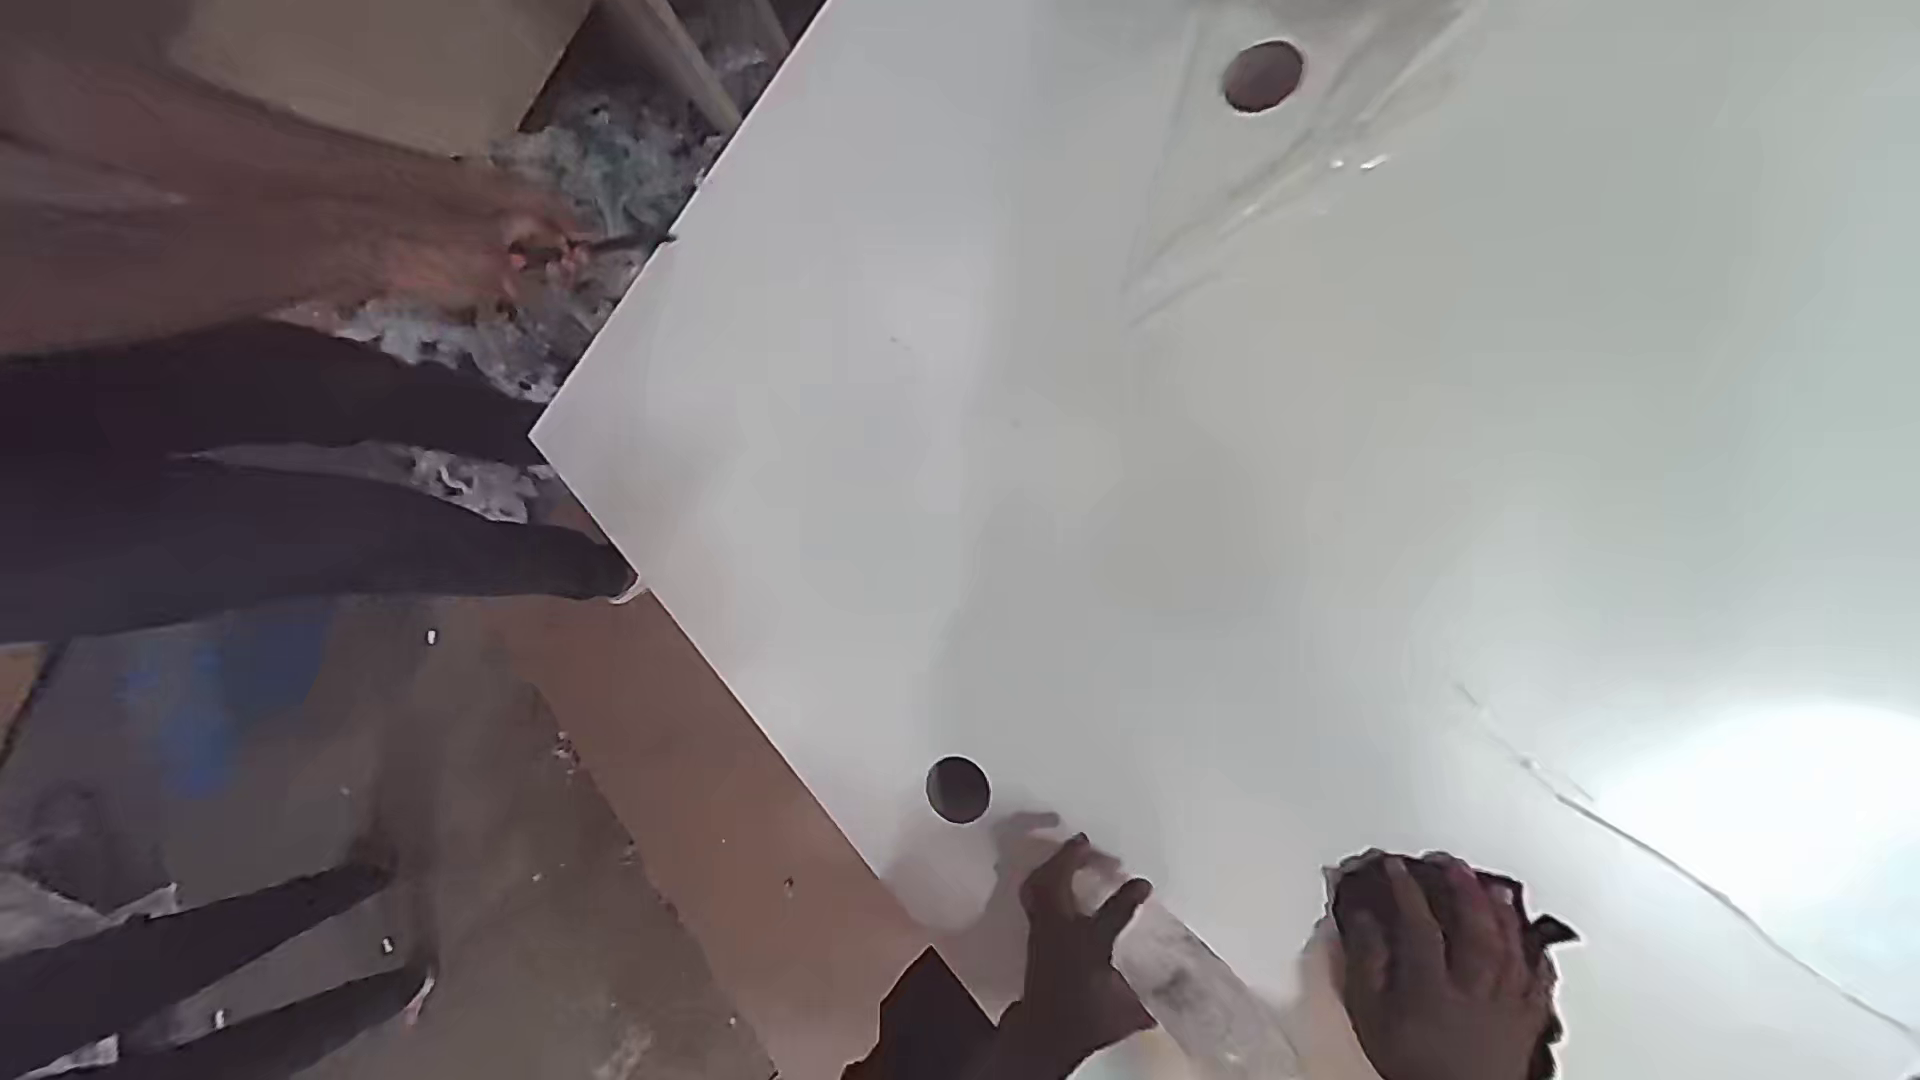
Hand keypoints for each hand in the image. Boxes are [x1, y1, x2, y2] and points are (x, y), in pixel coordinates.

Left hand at [997, 834, 1155, 1073]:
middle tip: (1089, 843)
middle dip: (1073, 857)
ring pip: (1041, 881)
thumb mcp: (1125, 1011)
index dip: (1129, 895)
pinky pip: (1033, 890)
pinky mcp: (1033, 927)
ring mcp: (1041, 926)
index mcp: (1087, 947)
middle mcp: (1059, 930)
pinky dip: (1044, 874)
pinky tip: (1053, 869)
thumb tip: (1181, 981)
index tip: (1144, 883)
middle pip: (1059, 881)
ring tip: (1073, 848)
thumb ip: (1151, 991)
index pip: (1112, 914)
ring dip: (1056, 861)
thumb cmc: (1086, 1020)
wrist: (1044, 1032)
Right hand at [1339, 856, 1552, 1079]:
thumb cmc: (1406, 1060)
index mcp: (1430, 986)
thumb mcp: (1368, 1008)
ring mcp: (1506, 1011)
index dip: (1406, 889)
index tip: (1394, 865)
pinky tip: (1533, 942)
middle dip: (1463, 892)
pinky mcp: (1527, 1027)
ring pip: (1510, 954)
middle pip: (1475, 933)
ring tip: (1494, 886)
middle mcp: (1473, 994)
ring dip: (1502, 915)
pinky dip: (1537, 960)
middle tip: (1451, 863)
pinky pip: (1538, 987)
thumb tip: (1361, 916)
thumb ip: (1365, 958)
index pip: (1420, 925)